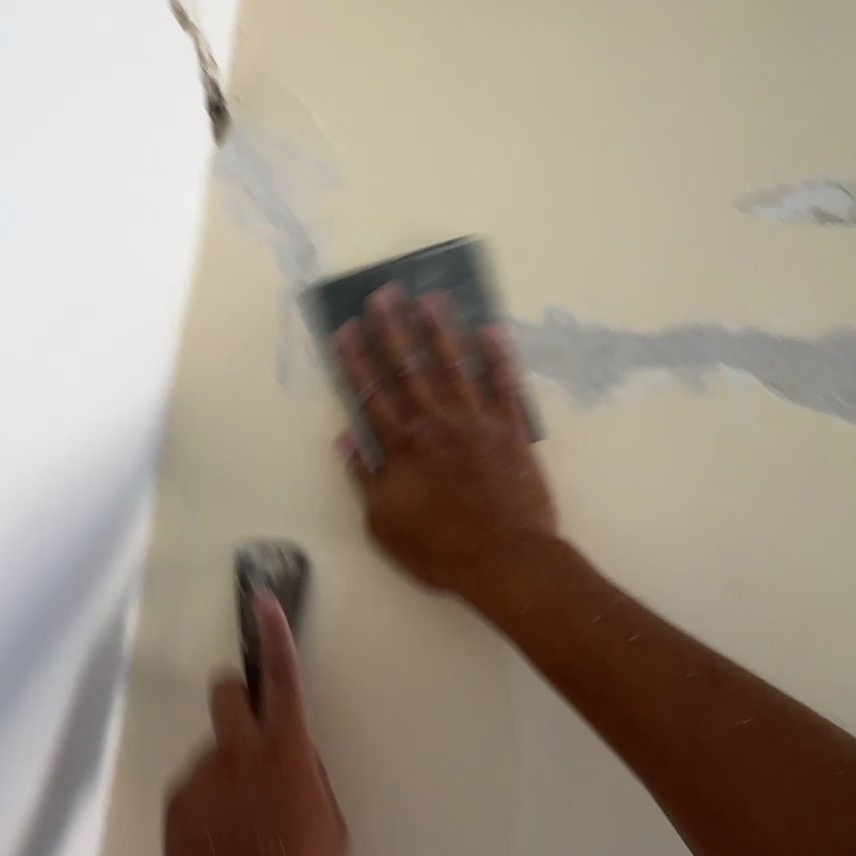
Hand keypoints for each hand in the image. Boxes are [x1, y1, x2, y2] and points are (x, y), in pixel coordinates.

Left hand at [164, 592, 346, 855]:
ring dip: (226, 770)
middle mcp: (238, 753)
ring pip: (214, 749)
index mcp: (284, 753)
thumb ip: (307, 772)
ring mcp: (201, 774)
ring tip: (241, 817)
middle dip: (239, 701)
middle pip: (228, 691)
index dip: (276, 636)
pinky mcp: (176, 799)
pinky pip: (196, 784)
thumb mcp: (327, 821)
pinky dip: (207, 801)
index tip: (264, 601)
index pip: (283, 679)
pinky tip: (221, 834)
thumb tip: (292, 753)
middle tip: (251, 736)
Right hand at [332, 284, 555, 595]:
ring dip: (440, 329)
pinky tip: (491, 330)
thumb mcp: (382, 522)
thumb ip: (364, 475)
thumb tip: (346, 436)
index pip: (371, 392)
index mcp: (401, 445)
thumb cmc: (438, 547)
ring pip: (454, 365)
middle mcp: (435, 422)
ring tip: (430, 297)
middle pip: (409, 367)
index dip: (355, 359)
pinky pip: (504, 386)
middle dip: (392, 328)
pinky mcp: (511, 430)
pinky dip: (498, 357)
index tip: (344, 328)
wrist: (507, 561)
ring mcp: (476, 422)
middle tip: (383, 294)